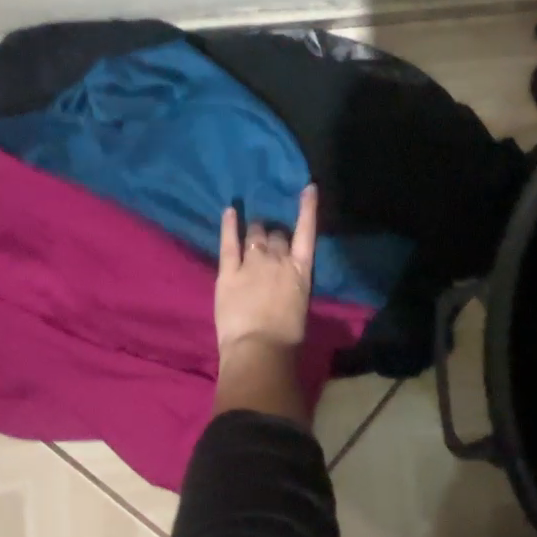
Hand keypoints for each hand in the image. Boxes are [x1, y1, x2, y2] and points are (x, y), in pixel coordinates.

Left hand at [214, 186, 317, 360]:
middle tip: (269, 241)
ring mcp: (253, 263)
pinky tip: (230, 211)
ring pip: (256, 236)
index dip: (307, 208)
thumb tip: (286, 281)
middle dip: (274, 235)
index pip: (307, 232)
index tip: (308, 188)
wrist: (260, 348)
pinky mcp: (229, 272)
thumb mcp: (300, 304)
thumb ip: (293, 285)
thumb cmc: (288, 336)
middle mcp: (279, 260)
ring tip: (254, 232)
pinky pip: (229, 243)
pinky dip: (230, 225)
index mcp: (301, 270)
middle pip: (277, 235)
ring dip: (256, 232)